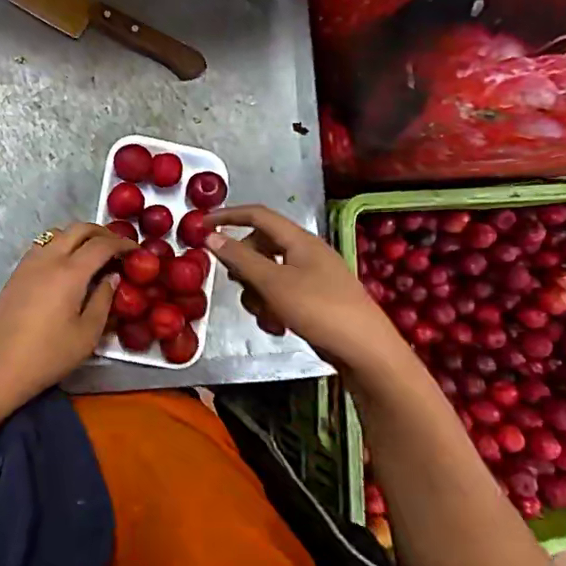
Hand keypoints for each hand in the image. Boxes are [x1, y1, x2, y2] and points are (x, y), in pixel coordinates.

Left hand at [0, 223, 135, 399]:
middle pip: (78, 229)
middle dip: (101, 232)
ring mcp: (28, 264)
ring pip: (57, 233)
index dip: (121, 243)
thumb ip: (103, 300)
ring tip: (92, 253)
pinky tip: (66, 266)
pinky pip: (42, 246)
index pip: (101, 245)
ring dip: (78, 236)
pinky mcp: (16, 273)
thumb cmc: (49, 354)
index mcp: (70, 273)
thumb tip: (112, 278)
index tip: (135, 249)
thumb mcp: (87, 333)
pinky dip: (60, 244)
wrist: (0, 366)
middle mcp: (48, 259)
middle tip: (116, 245)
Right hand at [205, 205, 410, 375]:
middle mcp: (306, 253)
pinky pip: (281, 295)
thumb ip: (240, 258)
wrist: (365, 350)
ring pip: (268, 275)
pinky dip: (273, 308)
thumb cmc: (318, 309)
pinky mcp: (315, 300)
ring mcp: (312, 277)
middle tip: (238, 284)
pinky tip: (278, 327)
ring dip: (258, 295)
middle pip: (261, 248)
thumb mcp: (273, 282)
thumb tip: (211, 236)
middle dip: (245, 268)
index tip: (201, 226)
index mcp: (299, 240)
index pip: (257, 215)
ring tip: (266, 316)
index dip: (228, 216)